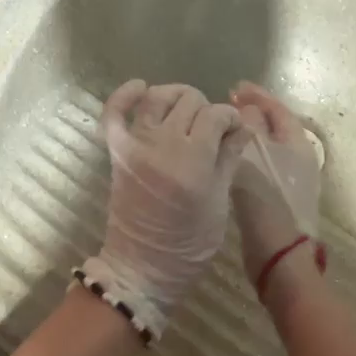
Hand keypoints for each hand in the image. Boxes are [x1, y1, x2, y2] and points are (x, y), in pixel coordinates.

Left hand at [86, 80, 249, 336]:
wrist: (142, 268)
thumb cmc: (188, 244)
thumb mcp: (219, 204)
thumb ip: (229, 159)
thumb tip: (241, 126)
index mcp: (194, 161)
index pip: (216, 116)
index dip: (229, 118)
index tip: (234, 130)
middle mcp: (164, 144)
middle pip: (189, 102)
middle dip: (206, 108)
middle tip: (211, 128)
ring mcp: (137, 144)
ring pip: (157, 98)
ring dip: (174, 95)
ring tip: (185, 106)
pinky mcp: (117, 150)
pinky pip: (115, 113)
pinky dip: (124, 95)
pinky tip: (140, 87)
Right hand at [230, 82, 322, 297]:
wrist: (281, 258)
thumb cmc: (269, 201)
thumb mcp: (255, 155)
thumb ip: (249, 125)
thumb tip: (246, 108)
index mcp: (297, 144)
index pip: (278, 109)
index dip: (257, 95)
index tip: (234, 87)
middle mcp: (298, 159)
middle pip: (275, 126)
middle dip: (252, 113)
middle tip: (226, 104)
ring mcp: (291, 181)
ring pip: (267, 146)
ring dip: (248, 133)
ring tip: (223, 127)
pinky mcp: (279, 199)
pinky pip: (261, 164)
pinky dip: (246, 154)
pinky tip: (227, 157)